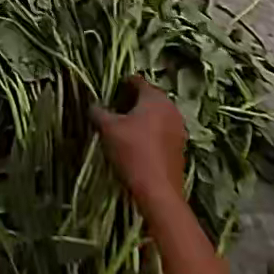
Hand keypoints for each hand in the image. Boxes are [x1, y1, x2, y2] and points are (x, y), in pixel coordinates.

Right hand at [89, 75, 187, 208]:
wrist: (158, 192)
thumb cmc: (132, 152)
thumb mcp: (108, 128)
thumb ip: (98, 112)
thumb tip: (93, 105)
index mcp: (155, 97)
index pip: (137, 80)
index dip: (121, 83)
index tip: (109, 92)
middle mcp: (171, 109)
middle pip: (148, 97)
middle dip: (132, 101)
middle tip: (114, 109)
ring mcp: (179, 129)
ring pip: (157, 115)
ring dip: (142, 118)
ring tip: (123, 127)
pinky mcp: (180, 148)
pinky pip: (163, 131)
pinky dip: (151, 132)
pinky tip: (137, 143)